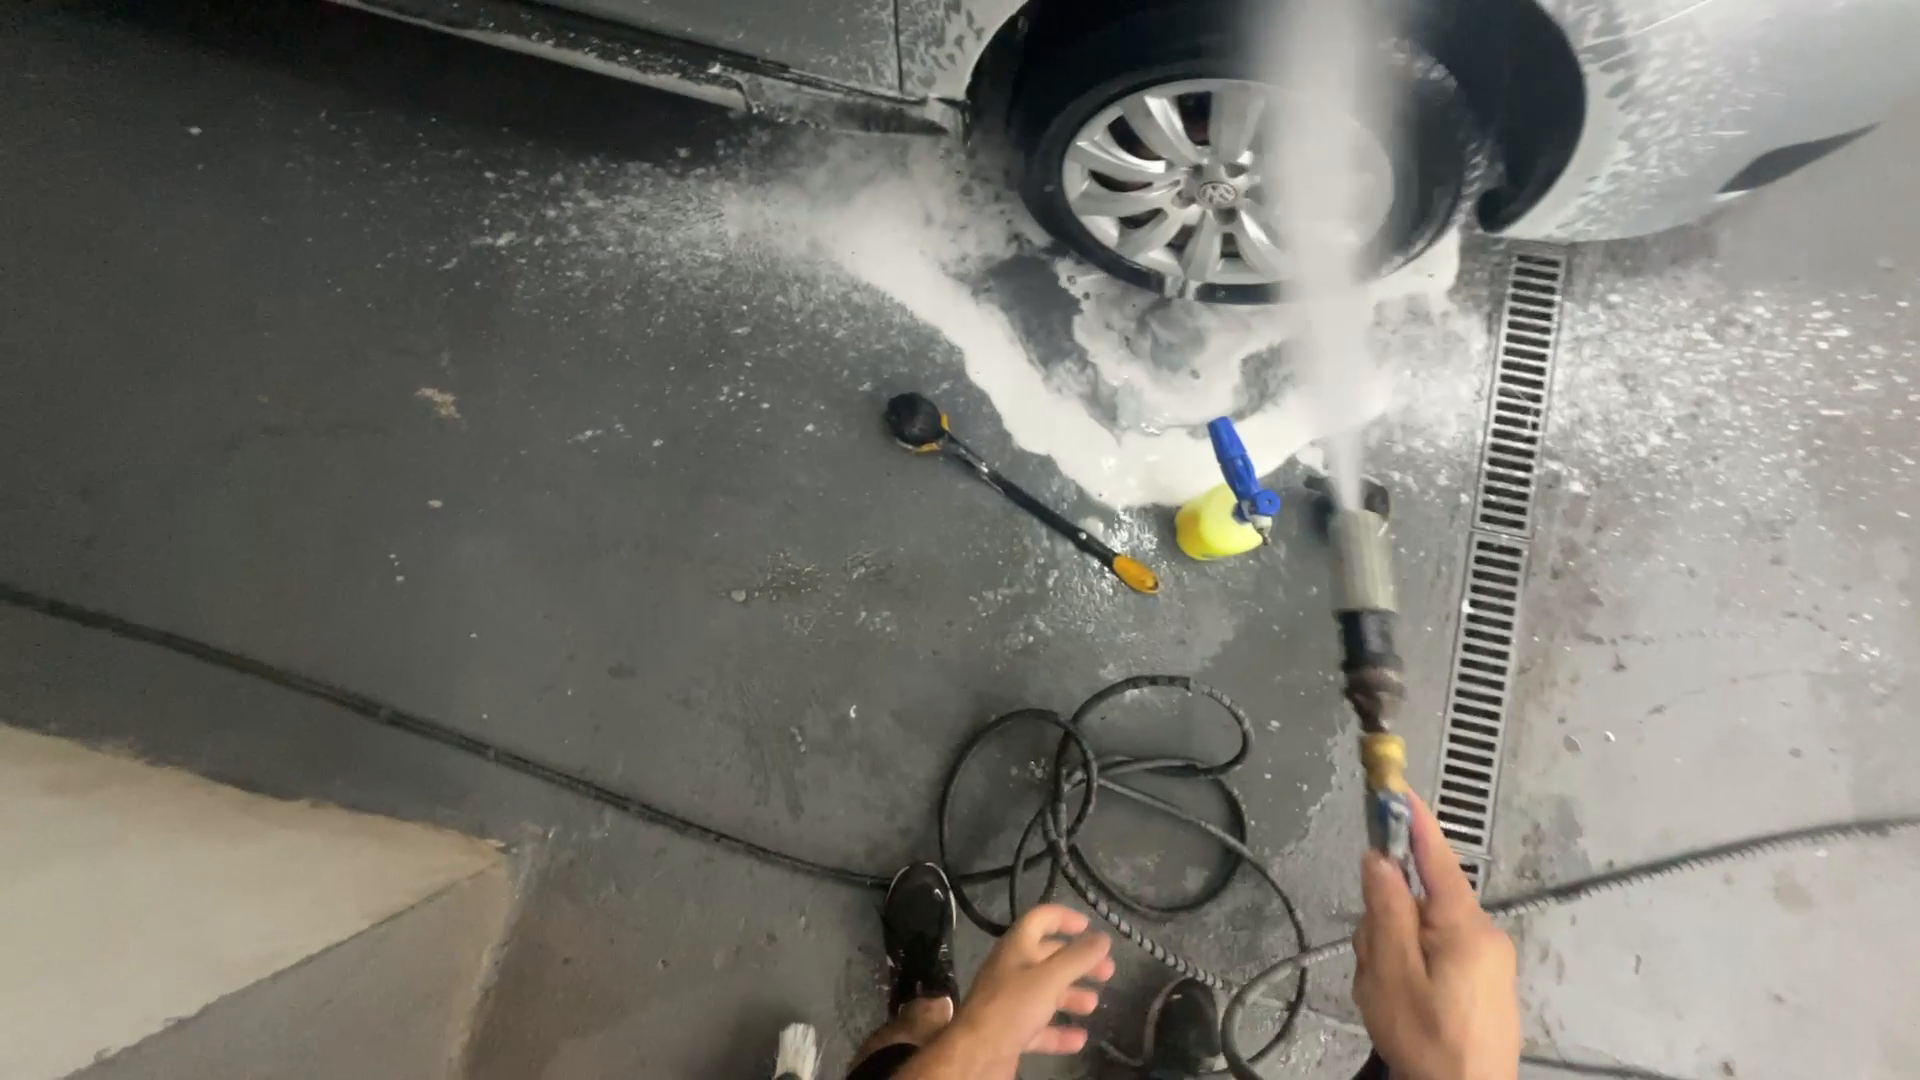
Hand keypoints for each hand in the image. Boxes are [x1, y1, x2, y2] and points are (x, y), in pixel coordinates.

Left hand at [948, 905, 1114, 1067]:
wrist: (977, 1054)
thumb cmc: (1012, 1006)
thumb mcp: (1049, 978)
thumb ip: (1077, 958)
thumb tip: (1103, 937)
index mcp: (1017, 945)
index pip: (1041, 918)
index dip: (1064, 918)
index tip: (1089, 926)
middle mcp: (1013, 968)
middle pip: (1049, 957)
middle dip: (1078, 962)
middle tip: (1107, 971)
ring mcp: (1011, 1000)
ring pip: (1047, 992)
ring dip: (1071, 995)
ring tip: (1095, 1003)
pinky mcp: (1012, 1029)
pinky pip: (1041, 1026)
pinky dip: (1060, 1030)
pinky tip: (1080, 1038)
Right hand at [1353, 794, 1518, 1079]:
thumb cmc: (1426, 1039)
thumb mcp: (1390, 971)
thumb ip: (1384, 908)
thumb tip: (1378, 857)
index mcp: (1465, 928)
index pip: (1435, 856)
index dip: (1412, 818)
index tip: (1396, 786)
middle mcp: (1485, 935)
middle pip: (1420, 895)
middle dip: (1386, 912)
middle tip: (1372, 954)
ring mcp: (1488, 960)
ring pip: (1422, 923)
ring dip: (1393, 942)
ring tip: (1387, 984)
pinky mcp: (1484, 981)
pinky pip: (1436, 947)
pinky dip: (1410, 959)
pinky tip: (1403, 994)